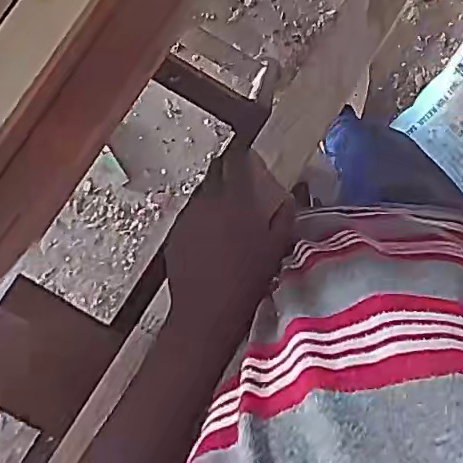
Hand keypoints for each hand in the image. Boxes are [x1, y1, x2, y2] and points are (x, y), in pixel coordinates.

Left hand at [164, 147, 297, 332]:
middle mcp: (209, 199)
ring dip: (214, 194)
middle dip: (226, 170)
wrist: (208, 310)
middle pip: (215, 169)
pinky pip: (190, 213)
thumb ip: (284, 215)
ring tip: (226, 213)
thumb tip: (287, 197)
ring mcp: (188, 214)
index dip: (241, 153)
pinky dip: (201, 215)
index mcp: (237, 198)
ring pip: (202, 191)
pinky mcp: (175, 230)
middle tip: (238, 180)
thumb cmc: (249, 278)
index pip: (235, 159)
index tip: (247, 154)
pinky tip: (210, 235)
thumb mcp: (277, 246)